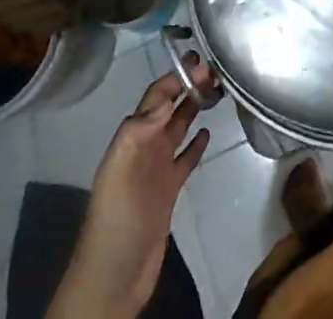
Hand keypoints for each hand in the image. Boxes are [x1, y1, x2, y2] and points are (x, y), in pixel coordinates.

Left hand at [47, 57, 218, 318]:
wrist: (115, 272)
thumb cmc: (115, 218)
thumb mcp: (120, 170)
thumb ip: (139, 132)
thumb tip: (165, 97)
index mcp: (131, 137)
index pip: (155, 97)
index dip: (175, 78)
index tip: (199, 60)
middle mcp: (144, 146)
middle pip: (169, 108)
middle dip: (188, 86)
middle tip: (215, 69)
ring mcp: (157, 168)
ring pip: (178, 129)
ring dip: (194, 109)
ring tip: (217, 91)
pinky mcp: (169, 189)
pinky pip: (185, 159)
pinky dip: (196, 144)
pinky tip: (209, 132)